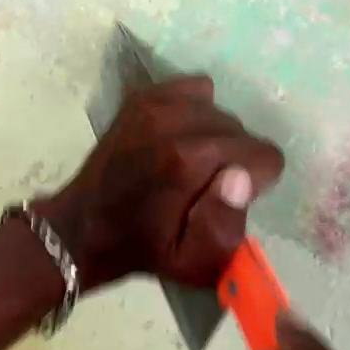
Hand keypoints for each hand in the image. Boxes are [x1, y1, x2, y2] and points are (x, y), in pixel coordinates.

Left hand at [34, 75, 283, 291]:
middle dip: (237, 156)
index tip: (232, 196)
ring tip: (196, 160)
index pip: (262, 153)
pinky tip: (183, 133)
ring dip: (217, 133)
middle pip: (239, 129)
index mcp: (186, 161)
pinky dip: (197, 108)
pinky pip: (195, 87)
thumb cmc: (147, 248)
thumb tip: (242, 176)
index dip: (257, 179)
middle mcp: (171, 122)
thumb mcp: (196, 262)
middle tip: (211, 184)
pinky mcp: (141, 96)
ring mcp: (153, 104)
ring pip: (218, 109)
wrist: (87, 224)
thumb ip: (226, 225)